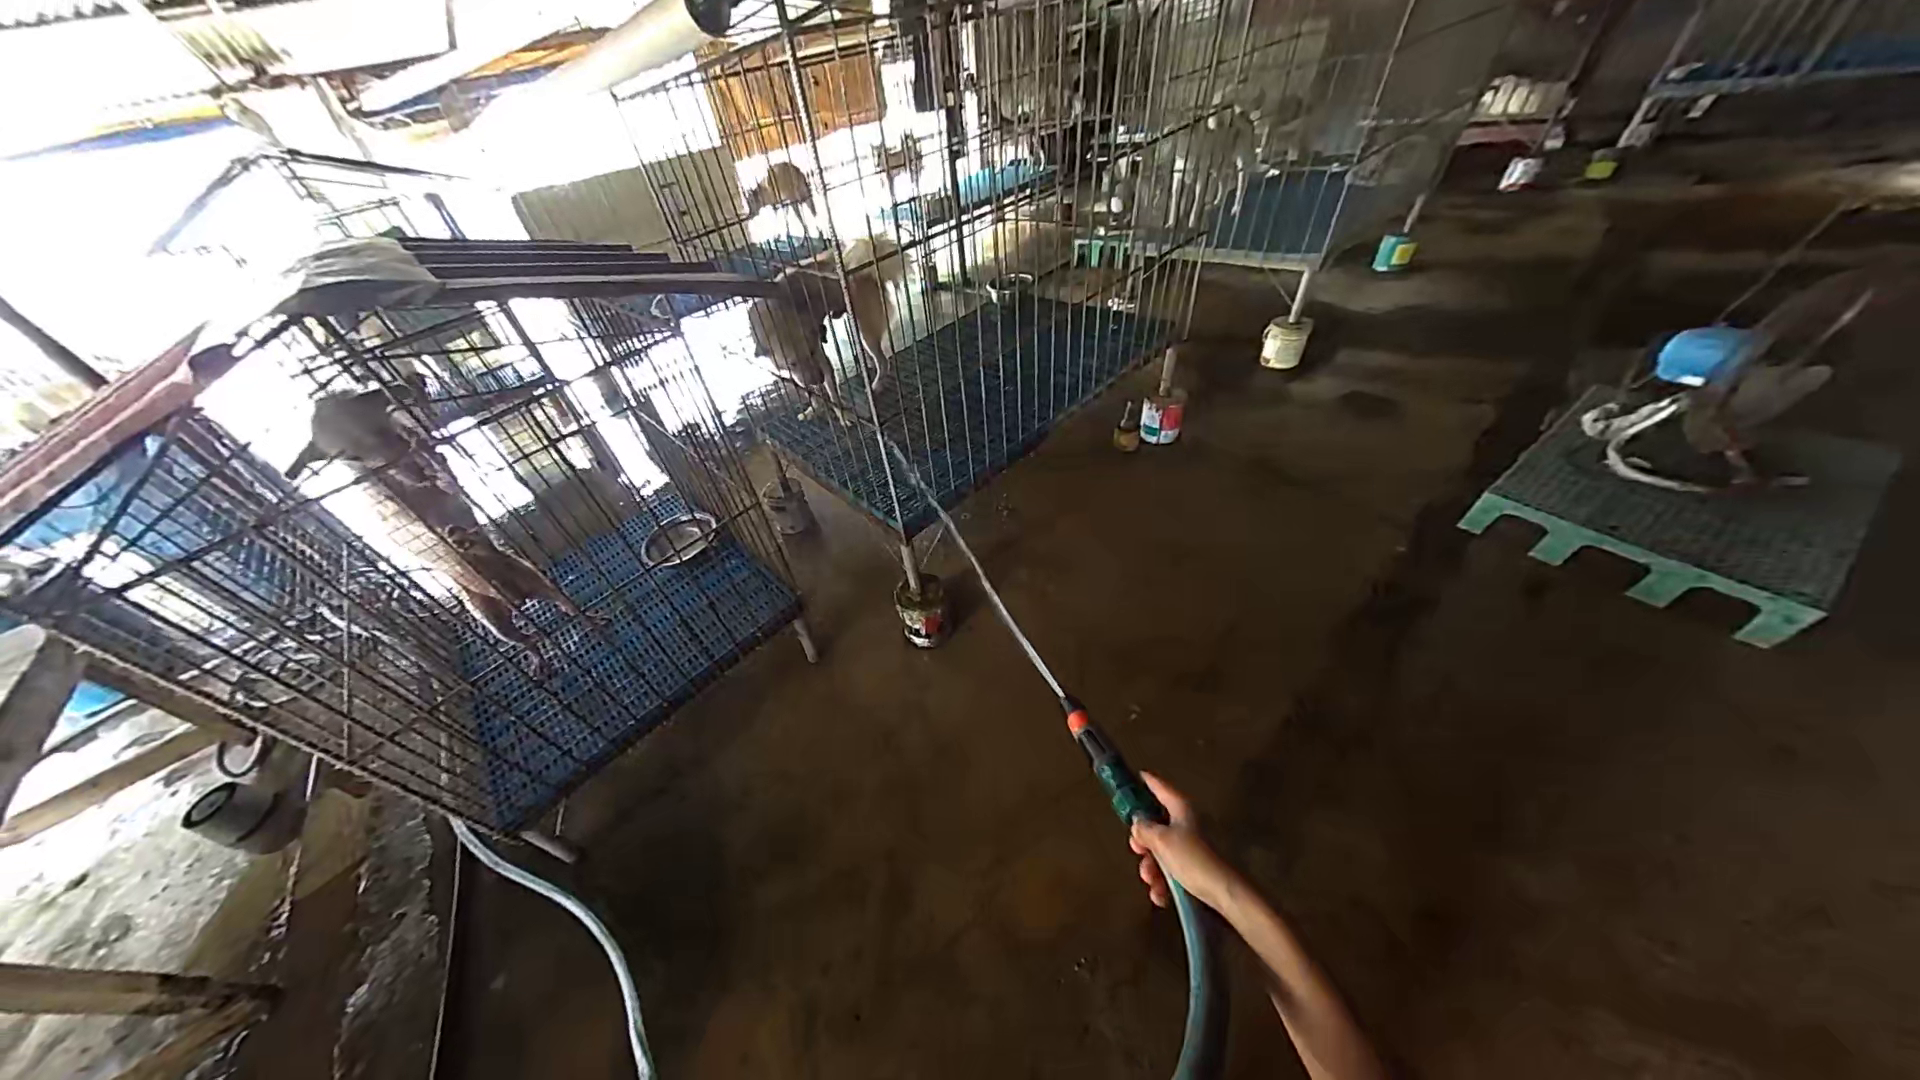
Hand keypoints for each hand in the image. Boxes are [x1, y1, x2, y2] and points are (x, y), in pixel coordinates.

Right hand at [1128, 772, 1243, 913]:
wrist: (1226, 894)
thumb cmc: (1192, 859)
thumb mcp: (1161, 840)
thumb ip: (1143, 829)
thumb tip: (1138, 824)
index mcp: (1181, 808)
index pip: (1160, 787)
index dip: (1146, 781)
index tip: (1135, 777)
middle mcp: (1187, 823)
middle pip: (1156, 824)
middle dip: (1143, 841)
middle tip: (1137, 850)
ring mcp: (1193, 847)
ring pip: (1161, 851)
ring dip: (1152, 868)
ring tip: (1151, 882)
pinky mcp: (1197, 870)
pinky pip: (1172, 871)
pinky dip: (1164, 883)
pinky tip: (1160, 896)